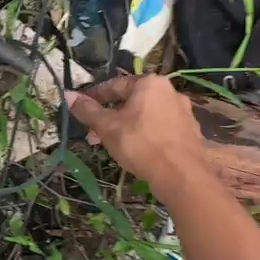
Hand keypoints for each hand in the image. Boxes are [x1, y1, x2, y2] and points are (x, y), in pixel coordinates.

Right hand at [65, 75, 206, 190]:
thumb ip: (87, 110)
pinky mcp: (191, 132)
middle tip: (94, 134)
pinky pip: (160, 128)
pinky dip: (145, 134)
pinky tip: (137, 150)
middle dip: (109, 116)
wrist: (181, 175)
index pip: (114, 85)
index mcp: (149, 83)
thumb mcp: (107, 126)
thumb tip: (68, 94)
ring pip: (146, 115)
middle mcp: (170, 91)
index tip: (81, 109)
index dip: (93, 97)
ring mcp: (183, 112)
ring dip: (126, 126)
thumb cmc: (140, 144)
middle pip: (131, 101)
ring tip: (112, 145)